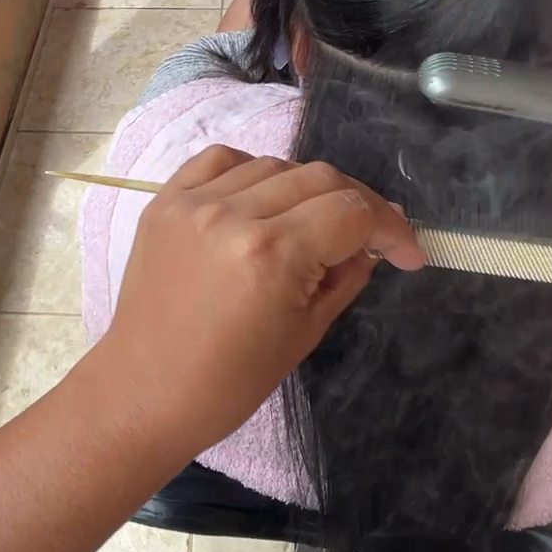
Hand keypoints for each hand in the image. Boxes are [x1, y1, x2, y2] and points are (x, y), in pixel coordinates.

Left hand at [96, 147, 423, 456]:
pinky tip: (261, 198)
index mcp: (271, 254)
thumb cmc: (229, 381)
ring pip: (274, 164)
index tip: (406, 251)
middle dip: (358, 205)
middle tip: (369, 236)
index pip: (352, 212)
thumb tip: (373, 242)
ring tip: (312, 223)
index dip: (391, 228)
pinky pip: (220, 160)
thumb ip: (346, 276)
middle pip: (320, 178)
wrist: (145, 391)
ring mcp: (193, 203)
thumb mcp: (306, 334)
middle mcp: (232, 215)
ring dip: (307, 189)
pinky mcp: (164, 201)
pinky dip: (252, 170)